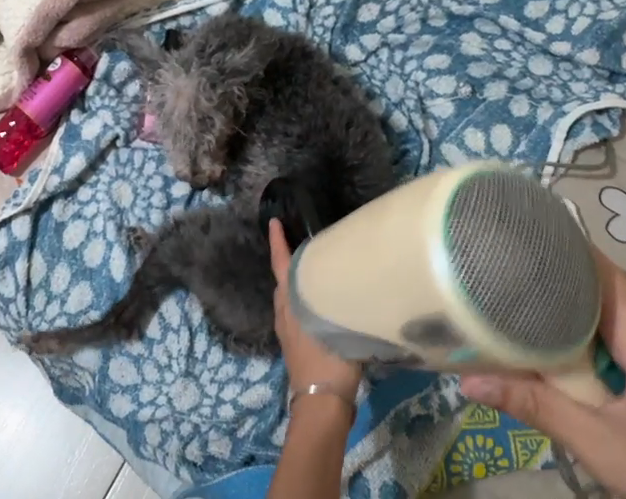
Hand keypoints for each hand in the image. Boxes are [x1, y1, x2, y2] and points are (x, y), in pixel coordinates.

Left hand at [269, 219, 360, 394]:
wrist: (321, 403)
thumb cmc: (331, 361)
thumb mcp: (338, 325)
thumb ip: (340, 301)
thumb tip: (352, 281)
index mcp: (290, 303)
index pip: (281, 264)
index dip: (277, 242)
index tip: (273, 221)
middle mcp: (284, 311)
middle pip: (284, 278)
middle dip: (290, 259)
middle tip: (306, 240)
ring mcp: (286, 328)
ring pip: (289, 295)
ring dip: (298, 280)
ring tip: (316, 267)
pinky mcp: (293, 342)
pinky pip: (295, 310)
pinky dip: (303, 298)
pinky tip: (319, 301)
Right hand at [460, 252, 625, 498]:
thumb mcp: (606, 449)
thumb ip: (538, 404)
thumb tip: (468, 379)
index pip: (588, 263)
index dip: (543, 254)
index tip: (499, 255)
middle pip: (603, 278)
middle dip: (555, 288)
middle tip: (504, 296)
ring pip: (624, 296)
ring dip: (584, 309)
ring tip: (537, 325)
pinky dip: (613, 325)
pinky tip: (589, 353)